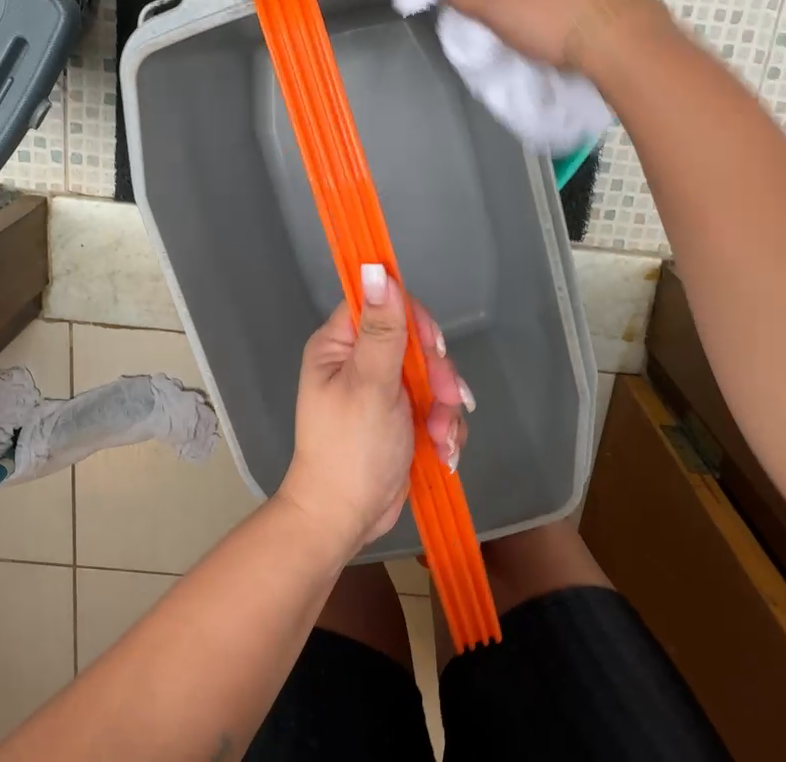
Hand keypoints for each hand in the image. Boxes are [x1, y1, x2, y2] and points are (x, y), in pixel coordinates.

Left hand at [278, 264, 471, 548]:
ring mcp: (384, 392)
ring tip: (440, 439)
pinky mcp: (403, 419)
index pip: (383, 304)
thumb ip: (382, 330)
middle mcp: (361, 362)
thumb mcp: (370, 385)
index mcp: (340, 346)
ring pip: (434, 377)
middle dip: (439, 376)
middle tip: (445, 402)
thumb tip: (375, 267)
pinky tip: (443, 452)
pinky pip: (437, 408)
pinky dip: (445, 429)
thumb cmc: (350, 449)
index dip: (414, 320)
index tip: (432, 347)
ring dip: (445, 409)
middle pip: (417, 342)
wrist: (345, 518)